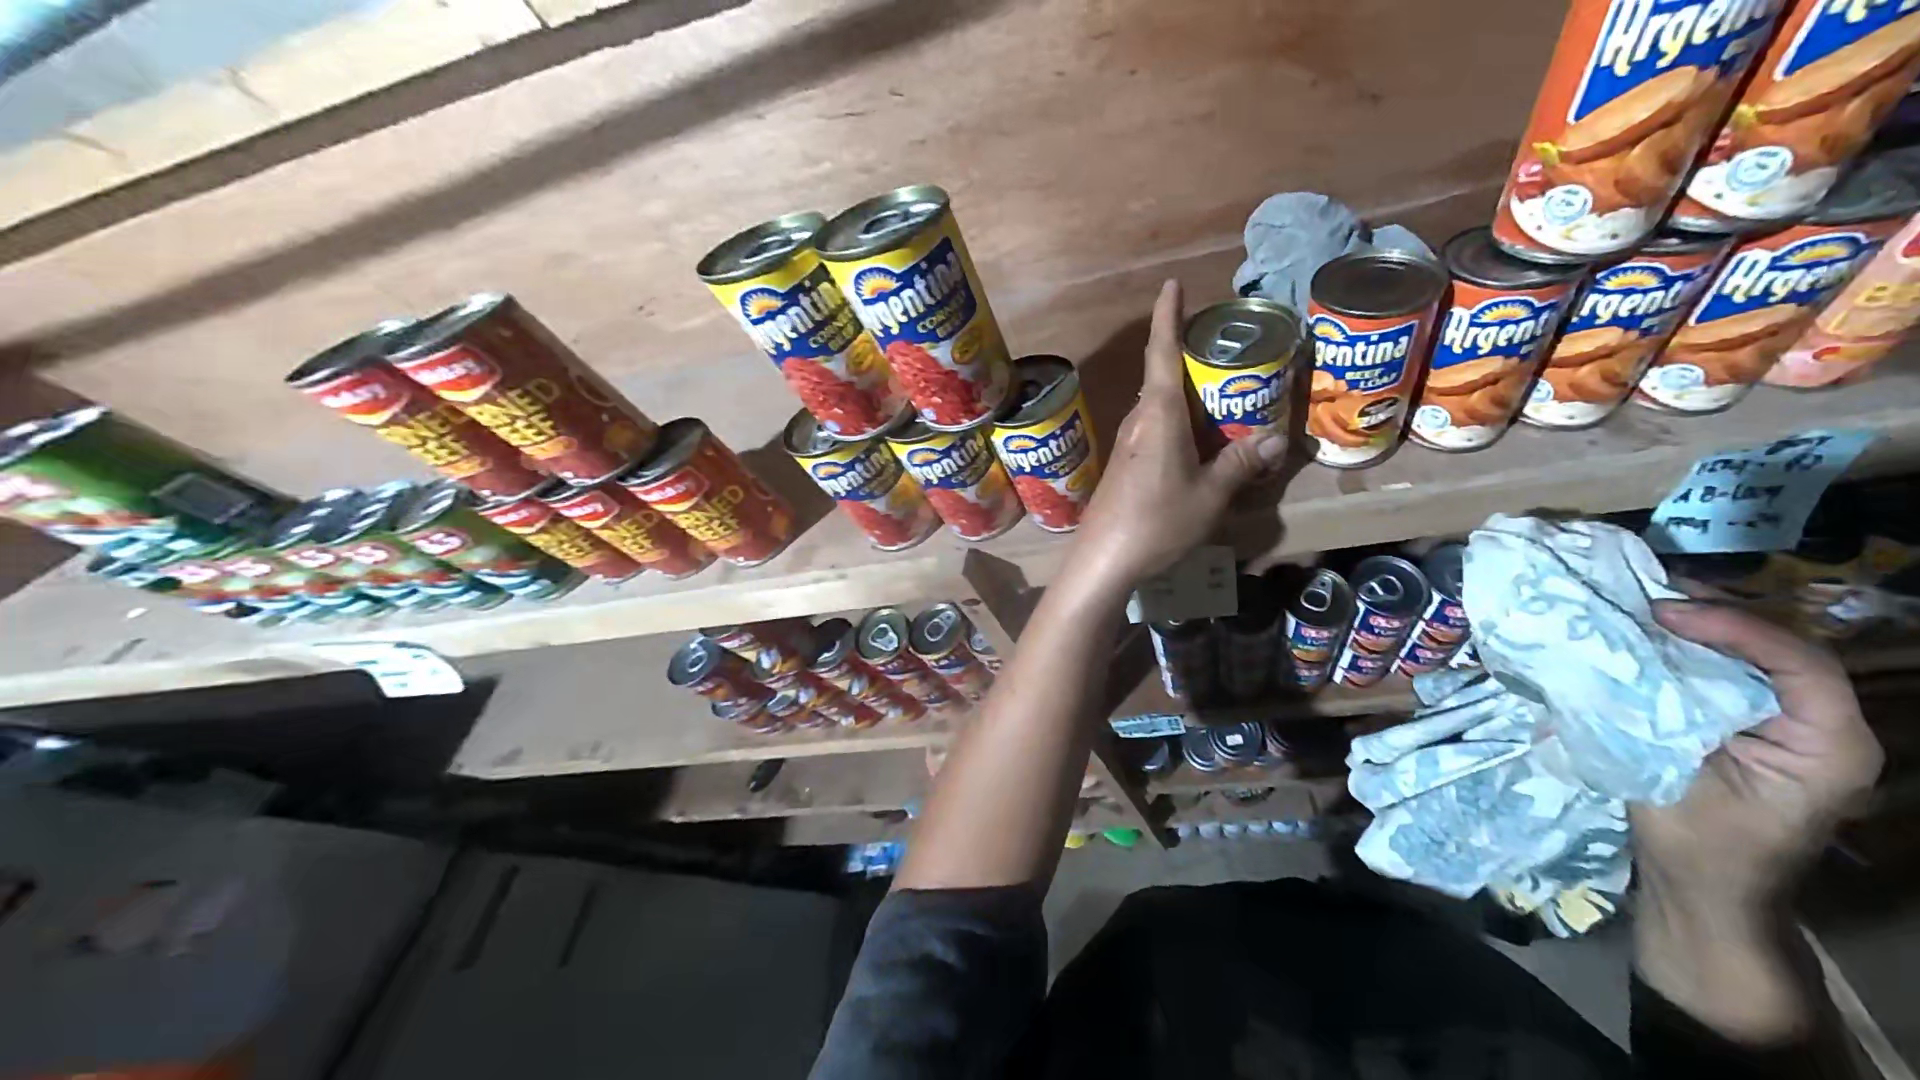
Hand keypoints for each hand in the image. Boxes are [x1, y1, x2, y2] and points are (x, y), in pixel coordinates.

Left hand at [1073, 280, 1284, 588]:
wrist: (1103, 560)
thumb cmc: (1156, 522)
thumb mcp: (1209, 495)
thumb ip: (1241, 465)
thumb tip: (1276, 439)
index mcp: (1158, 415)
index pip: (1161, 353)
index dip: (1167, 316)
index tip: (1172, 286)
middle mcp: (1139, 420)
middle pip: (1163, 376)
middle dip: (1191, 357)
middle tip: (1230, 349)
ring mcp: (1128, 443)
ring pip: (1161, 404)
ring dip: (1188, 392)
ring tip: (1226, 390)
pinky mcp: (1126, 464)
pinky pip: (1157, 427)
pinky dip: (1181, 420)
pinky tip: (1203, 438)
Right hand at [1634, 600, 1882, 910]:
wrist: (1708, 889)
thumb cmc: (1700, 843)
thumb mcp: (1676, 779)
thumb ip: (1655, 716)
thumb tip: (1609, 658)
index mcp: (1830, 746)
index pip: (1801, 664)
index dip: (1736, 628)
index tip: (1664, 612)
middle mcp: (1821, 725)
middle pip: (1780, 649)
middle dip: (1716, 615)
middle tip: (1645, 593)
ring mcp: (1787, 723)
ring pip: (1754, 655)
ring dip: (1699, 626)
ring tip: (1641, 604)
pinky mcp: (1750, 723)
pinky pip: (1729, 672)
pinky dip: (1688, 647)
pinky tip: (1647, 634)